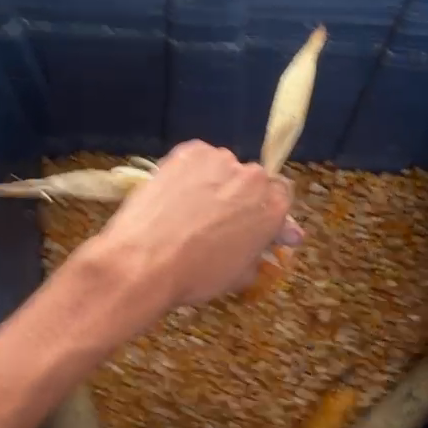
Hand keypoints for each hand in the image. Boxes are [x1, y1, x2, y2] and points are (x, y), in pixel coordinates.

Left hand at [89, 141, 301, 312]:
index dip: (269, 215)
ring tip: (195, 212)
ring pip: (224, 170)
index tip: (261, 229)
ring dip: (217, 185)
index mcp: (272, 209)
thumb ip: (259, 256)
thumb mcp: (237, 276)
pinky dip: (192, 175)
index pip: (282, 199)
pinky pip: (198, 160)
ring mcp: (219, 160)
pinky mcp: (187, 152)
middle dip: (243, 200)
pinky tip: (179, 197)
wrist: (145, 260)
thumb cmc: (196, 275)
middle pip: (254, 182)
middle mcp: (252, 178)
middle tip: (224, 223)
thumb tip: (266, 250)